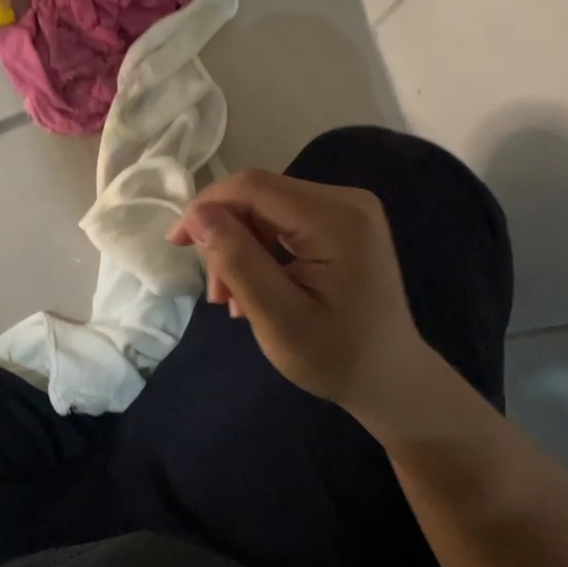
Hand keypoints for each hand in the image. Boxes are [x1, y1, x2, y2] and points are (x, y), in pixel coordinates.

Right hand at [167, 170, 433, 438]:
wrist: (391, 379)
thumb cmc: (336, 357)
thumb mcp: (278, 318)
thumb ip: (238, 262)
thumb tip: (198, 215)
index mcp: (337, 219)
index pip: (253, 187)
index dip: (206, 207)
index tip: (176, 245)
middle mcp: (347, 200)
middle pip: (259, 195)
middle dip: (226, 237)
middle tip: (218, 296)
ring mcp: (348, 209)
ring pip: (266, 208)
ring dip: (240, 247)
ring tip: (236, 301)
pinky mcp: (344, 222)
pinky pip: (284, 220)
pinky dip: (261, 249)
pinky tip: (258, 287)